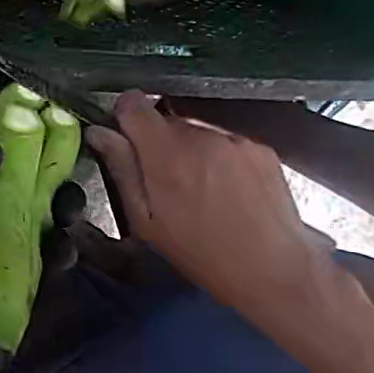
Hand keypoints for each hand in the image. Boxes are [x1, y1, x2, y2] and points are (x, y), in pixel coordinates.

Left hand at [0, 137, 89, 372]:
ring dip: (64, 207)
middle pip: (34, 170)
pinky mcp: (24, 274)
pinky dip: (61, 253)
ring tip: (65, 215)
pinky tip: (61, 252)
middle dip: (56, 166)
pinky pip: (50, 258)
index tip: (47, 115)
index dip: (24, 121)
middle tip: (63, 172)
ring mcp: (9, 236)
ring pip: (50, 211)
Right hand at [86, 93, 346, 346]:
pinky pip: (227, 142)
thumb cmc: (200, 254)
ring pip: (198, 131)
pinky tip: (231, 192)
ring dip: (192, 151)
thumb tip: (99, 132)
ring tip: (204, 192)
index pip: (134, 104)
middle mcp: (201, 135)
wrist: (274, 268)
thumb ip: (122, 170)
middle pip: (167, 120)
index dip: (125, 118)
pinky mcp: (261, 147)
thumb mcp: (146, 223)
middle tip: (168, 185)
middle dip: (161, 144)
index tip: (128, 142)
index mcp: (166, 153)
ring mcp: (234, 139)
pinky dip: (222, 158)